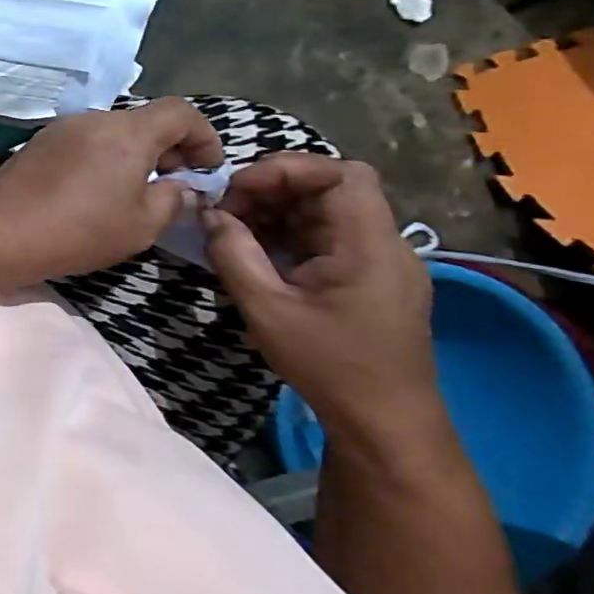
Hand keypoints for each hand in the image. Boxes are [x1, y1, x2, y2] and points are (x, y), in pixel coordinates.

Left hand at [0, 97, 223, 279]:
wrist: (1, 228)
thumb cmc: (80, 229)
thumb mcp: (142, 224)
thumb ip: (173, 199)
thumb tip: (182, 187)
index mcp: (126, 132)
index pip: (179, 112)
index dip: (203, 136)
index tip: (205, 169)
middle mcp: (92, 119)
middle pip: (143, 120)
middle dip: (168, 147)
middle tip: (173, 183)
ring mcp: (61, 128)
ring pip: (112, 130)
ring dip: (133, 152)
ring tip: (136, 190)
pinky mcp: (38, 141)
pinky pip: (84, 140)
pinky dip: (102, 156)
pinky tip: (97, 189)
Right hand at [202, 154, 438, 442]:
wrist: (385, 424)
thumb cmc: (329, 365)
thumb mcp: (265, 307)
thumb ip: (233, 252)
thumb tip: (209, 213)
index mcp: (370, 247)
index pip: (342, 173)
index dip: (287, 168)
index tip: (240, 189)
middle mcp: (382, 245)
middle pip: (328, 186)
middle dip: (270, 187)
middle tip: (226, 211)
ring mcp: (377, 261)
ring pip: (322, 208)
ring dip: (273, 209)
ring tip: (232, 229)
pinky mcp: (364, 276)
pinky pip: (322, 234)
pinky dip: (284, 230)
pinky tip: (254, 250)